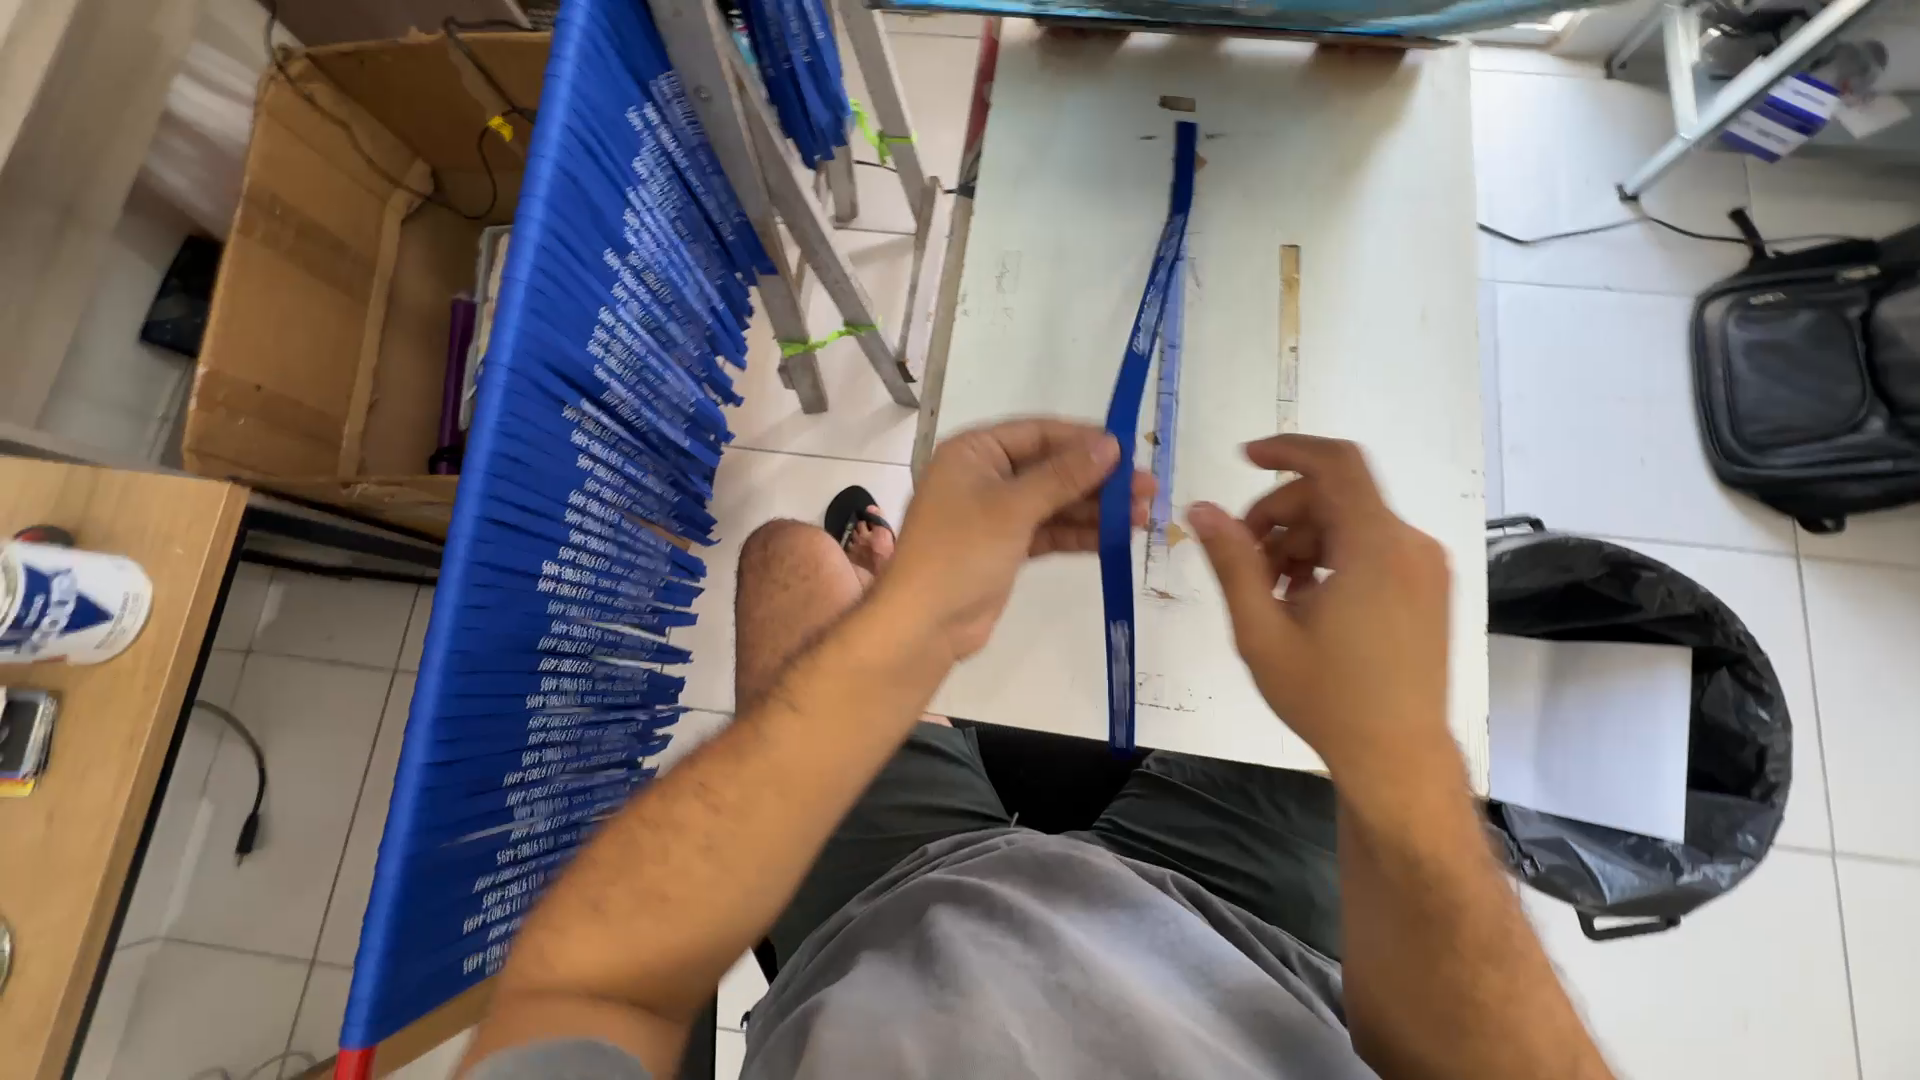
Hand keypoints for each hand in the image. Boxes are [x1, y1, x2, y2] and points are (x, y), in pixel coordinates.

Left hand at [877, 418, 1153, 662]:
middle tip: (1148, 488)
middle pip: (1050, 468)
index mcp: (973, 452)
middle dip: (1098, 480)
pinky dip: (1078, 534)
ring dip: (1095, 509)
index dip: (1083, 440)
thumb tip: (1111, 444)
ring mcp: (994, 514)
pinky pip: (1048, 531)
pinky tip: (1115, 537)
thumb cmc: (960, 552)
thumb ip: (1063, 475)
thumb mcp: (1013, 507)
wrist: (925, 623)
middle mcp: (983, 476)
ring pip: (1053, 503)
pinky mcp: (1005, 547)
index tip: (1130, 449)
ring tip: (1143, 516)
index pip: (1037, 433)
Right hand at [1187, 435, 1454, 789]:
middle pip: (1334, 497)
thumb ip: (1231, 562)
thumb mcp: (1261, 630)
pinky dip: (1329, 558)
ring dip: (1300, 541)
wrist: (1397, 758)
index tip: (1243, 459)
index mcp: (1375, 548)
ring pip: (1349, 524)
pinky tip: (1302, 600)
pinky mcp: (1427, 589)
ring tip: (1268, 590)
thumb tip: (1199, 510)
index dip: (1286, 450)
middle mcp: (1409, 545)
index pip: (1336, 464)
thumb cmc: (1326, 697)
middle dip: (1279, 514)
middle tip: (1242, 557)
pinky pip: (1370, 549)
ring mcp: (1424, 568)